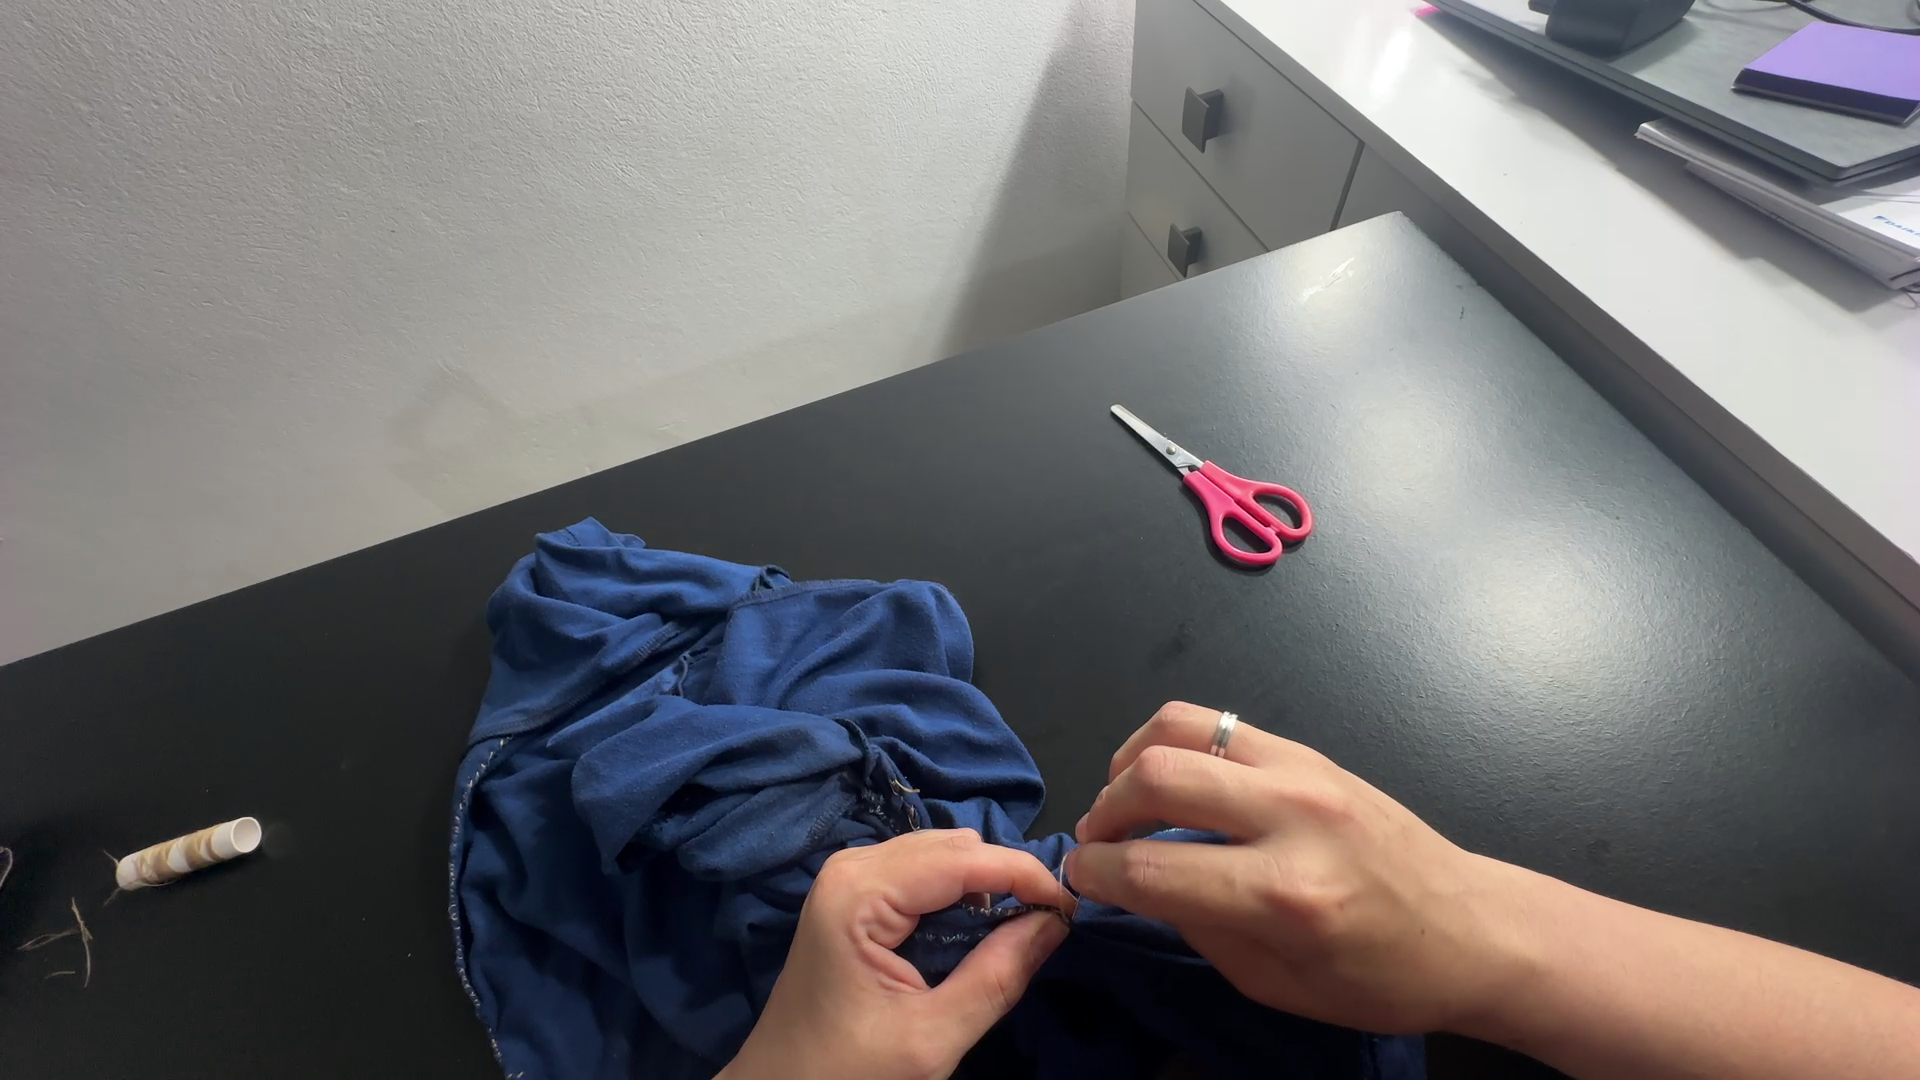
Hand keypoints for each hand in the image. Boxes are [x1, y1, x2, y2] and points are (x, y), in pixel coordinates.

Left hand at [720, 829, 1070, 1079]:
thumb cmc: (846, 1077)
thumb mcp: (930, 1041)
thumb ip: (996, 976)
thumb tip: (1056, 923)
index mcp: (861, 891)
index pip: (961, 859)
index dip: (1022, 873)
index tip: (1071, 905)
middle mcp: (853, 863)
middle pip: (951, 846)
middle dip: (1004, 875)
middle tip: (1047, 920)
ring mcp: (850, 872)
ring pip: (940, 851)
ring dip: (984, 880)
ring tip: (1018, 924)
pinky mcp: (854, 888)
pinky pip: (921, 868)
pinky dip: (957, 889)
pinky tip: (975, 923)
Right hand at [1067, 702, 1533, 1034]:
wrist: (1472, 925)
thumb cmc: (1379, 976)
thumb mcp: (1275, 985)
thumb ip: (1193, 926)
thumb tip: (1130, 880)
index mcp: (1284, 898)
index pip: (1150, 870)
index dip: (1095, 874)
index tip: (1079, 877)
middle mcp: (1288, 817)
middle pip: (1154, 781)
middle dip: (1102, 813)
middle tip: (1094, 840)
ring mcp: (1297, 768)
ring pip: (1174, 730)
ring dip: (1127, 766)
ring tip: (1123, 798)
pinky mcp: (1300, 747)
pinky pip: (1208, 720)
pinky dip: (1164, 741)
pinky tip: (1163, 770)